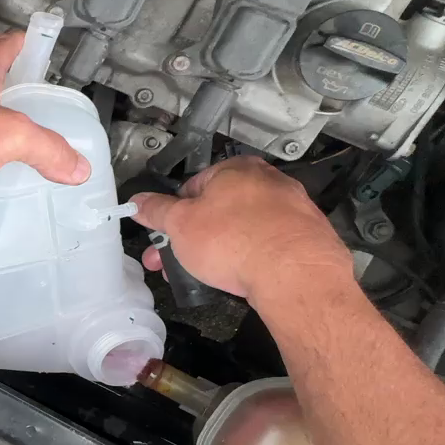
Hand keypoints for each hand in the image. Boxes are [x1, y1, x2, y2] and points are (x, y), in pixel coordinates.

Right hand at [131, 156, 353, 301]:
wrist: (294, 275)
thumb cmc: (237, 241)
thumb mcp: (179, 224)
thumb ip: (155, 210)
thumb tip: (140, 203)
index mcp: (235, 170)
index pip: (191, 186)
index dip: (172, 213)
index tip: (164, 233)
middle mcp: (267, 182)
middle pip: (216, 209)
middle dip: (190, 236)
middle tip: (174, 258)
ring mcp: (290, 209)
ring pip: (239, 228)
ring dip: (216, 249)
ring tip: (200, 273)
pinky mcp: (304, 237)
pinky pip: (264, 243)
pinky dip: (246, 256)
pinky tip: (234, 274)